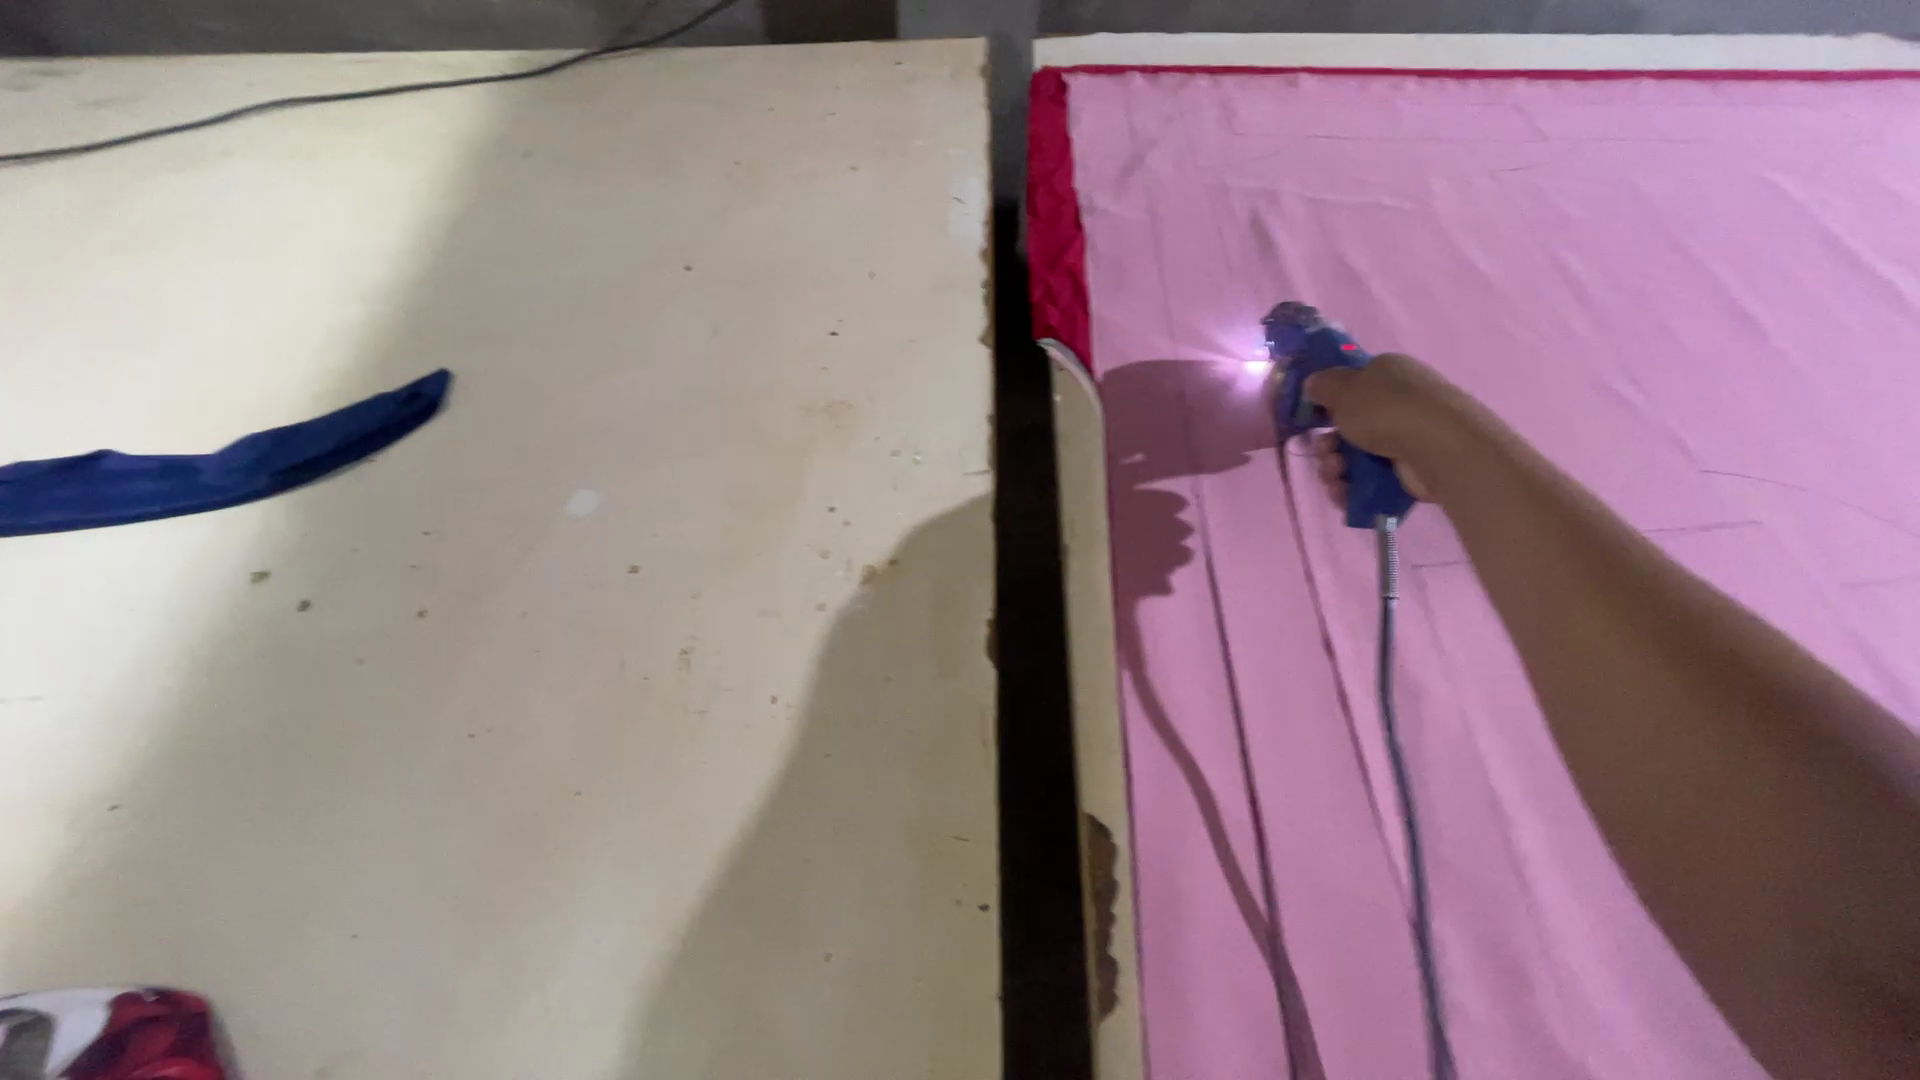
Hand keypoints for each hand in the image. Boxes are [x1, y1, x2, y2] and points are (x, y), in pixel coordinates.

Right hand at [1302, 353, 1497, 507]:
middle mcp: (1397, 403)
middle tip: (1325, 452)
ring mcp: (1404, 438)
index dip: (1326, 403)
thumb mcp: (1344, 388)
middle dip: (1327, 444)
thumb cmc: (1388, 409)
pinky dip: (1351, 488)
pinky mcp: (1407, 470)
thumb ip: (1322, 385)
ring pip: (1353, 456)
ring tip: (1336, 475)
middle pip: (1347, 427)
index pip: (1351, 385)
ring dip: (1334, 468)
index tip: (1311, 419)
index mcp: (1386, 374)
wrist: (1439, 447)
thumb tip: (1313, 384)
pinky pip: (1368, 480)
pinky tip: (1343, 492)